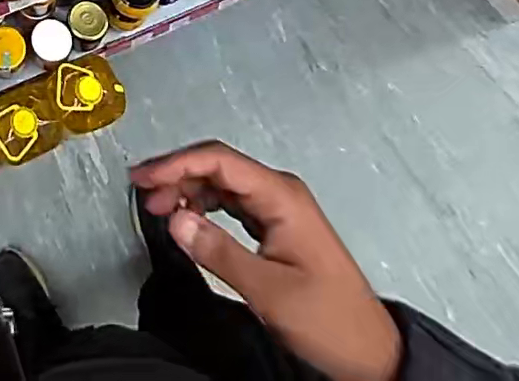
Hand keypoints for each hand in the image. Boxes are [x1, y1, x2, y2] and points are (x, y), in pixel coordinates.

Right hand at [131, 142, 402, 380]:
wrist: (374, 358)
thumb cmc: (329, 322)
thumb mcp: (270, 291)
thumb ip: (218, 251)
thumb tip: (175, 219)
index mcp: (281, 196)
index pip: (217, 160)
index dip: (176, 164)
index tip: (144, 177)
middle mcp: (278, 191)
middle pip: (216, 165)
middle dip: (176, 174)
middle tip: (144, 191)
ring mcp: (276, 206)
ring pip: (220, 181)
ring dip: (186, 189)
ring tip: (159, 205)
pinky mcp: (273, 223)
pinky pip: (228, 200)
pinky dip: (202, 204)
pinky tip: (186, 216)